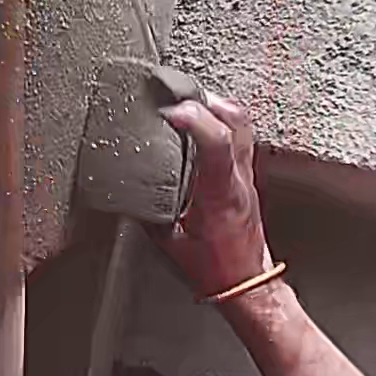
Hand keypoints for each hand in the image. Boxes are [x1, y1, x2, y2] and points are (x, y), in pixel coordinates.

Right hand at [157, 94, 272, 298]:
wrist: (246, 281)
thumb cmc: (213, 266)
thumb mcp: (169, 240)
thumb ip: (150, 210)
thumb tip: (129, 191)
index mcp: (219, 193)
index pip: (216, 141)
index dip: (194, 118)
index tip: (169, 110)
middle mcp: (237, 177)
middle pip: (236, 119)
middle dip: (204, 99)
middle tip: (176, 94)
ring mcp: (246, 174)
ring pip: (242, 123)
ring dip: (215, 105)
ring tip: (187, 101)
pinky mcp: (246, 176)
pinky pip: (240, 135)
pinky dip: (221, 120)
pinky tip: (203, 124)